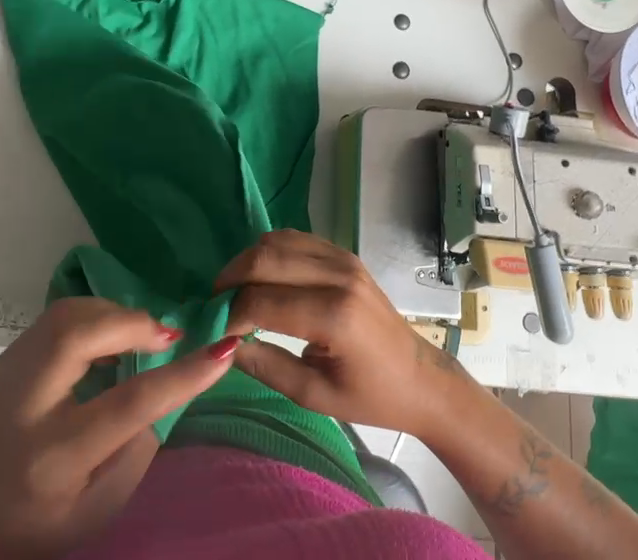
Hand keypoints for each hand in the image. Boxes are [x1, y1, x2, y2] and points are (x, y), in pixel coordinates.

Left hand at [0, 298, 238, 559]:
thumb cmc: (38, 526)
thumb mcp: (99, 508)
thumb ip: (137, 448)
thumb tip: (162, 386)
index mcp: (54, 456)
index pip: (128, 403)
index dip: (181, 374)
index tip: (222, 350)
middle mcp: (24, 405)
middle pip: (80, 333)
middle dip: (134, 321)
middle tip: (168, 335)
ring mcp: (7, 374)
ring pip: (65, 314)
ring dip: (113, 314)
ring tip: (143, 336)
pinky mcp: (3, 359)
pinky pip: (54, 319)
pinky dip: (92, 318)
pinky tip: (110, 340)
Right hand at [215, 229, 479, 444]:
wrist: (421, 380)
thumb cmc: (372, 397)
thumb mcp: (315, 395)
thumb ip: (266, 366)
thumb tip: (222, 346)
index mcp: (334, 316)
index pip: (261, 302)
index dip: (231, 316)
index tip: (218, 335)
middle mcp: (338, 277)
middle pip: (264, 259)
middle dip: (231, 280)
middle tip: (216, 305)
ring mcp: (344, 260)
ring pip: (277, 241)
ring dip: (248, 262)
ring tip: (235, 291)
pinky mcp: (345, 254)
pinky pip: (295, 239)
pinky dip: (270, 253)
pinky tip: (263, 279)